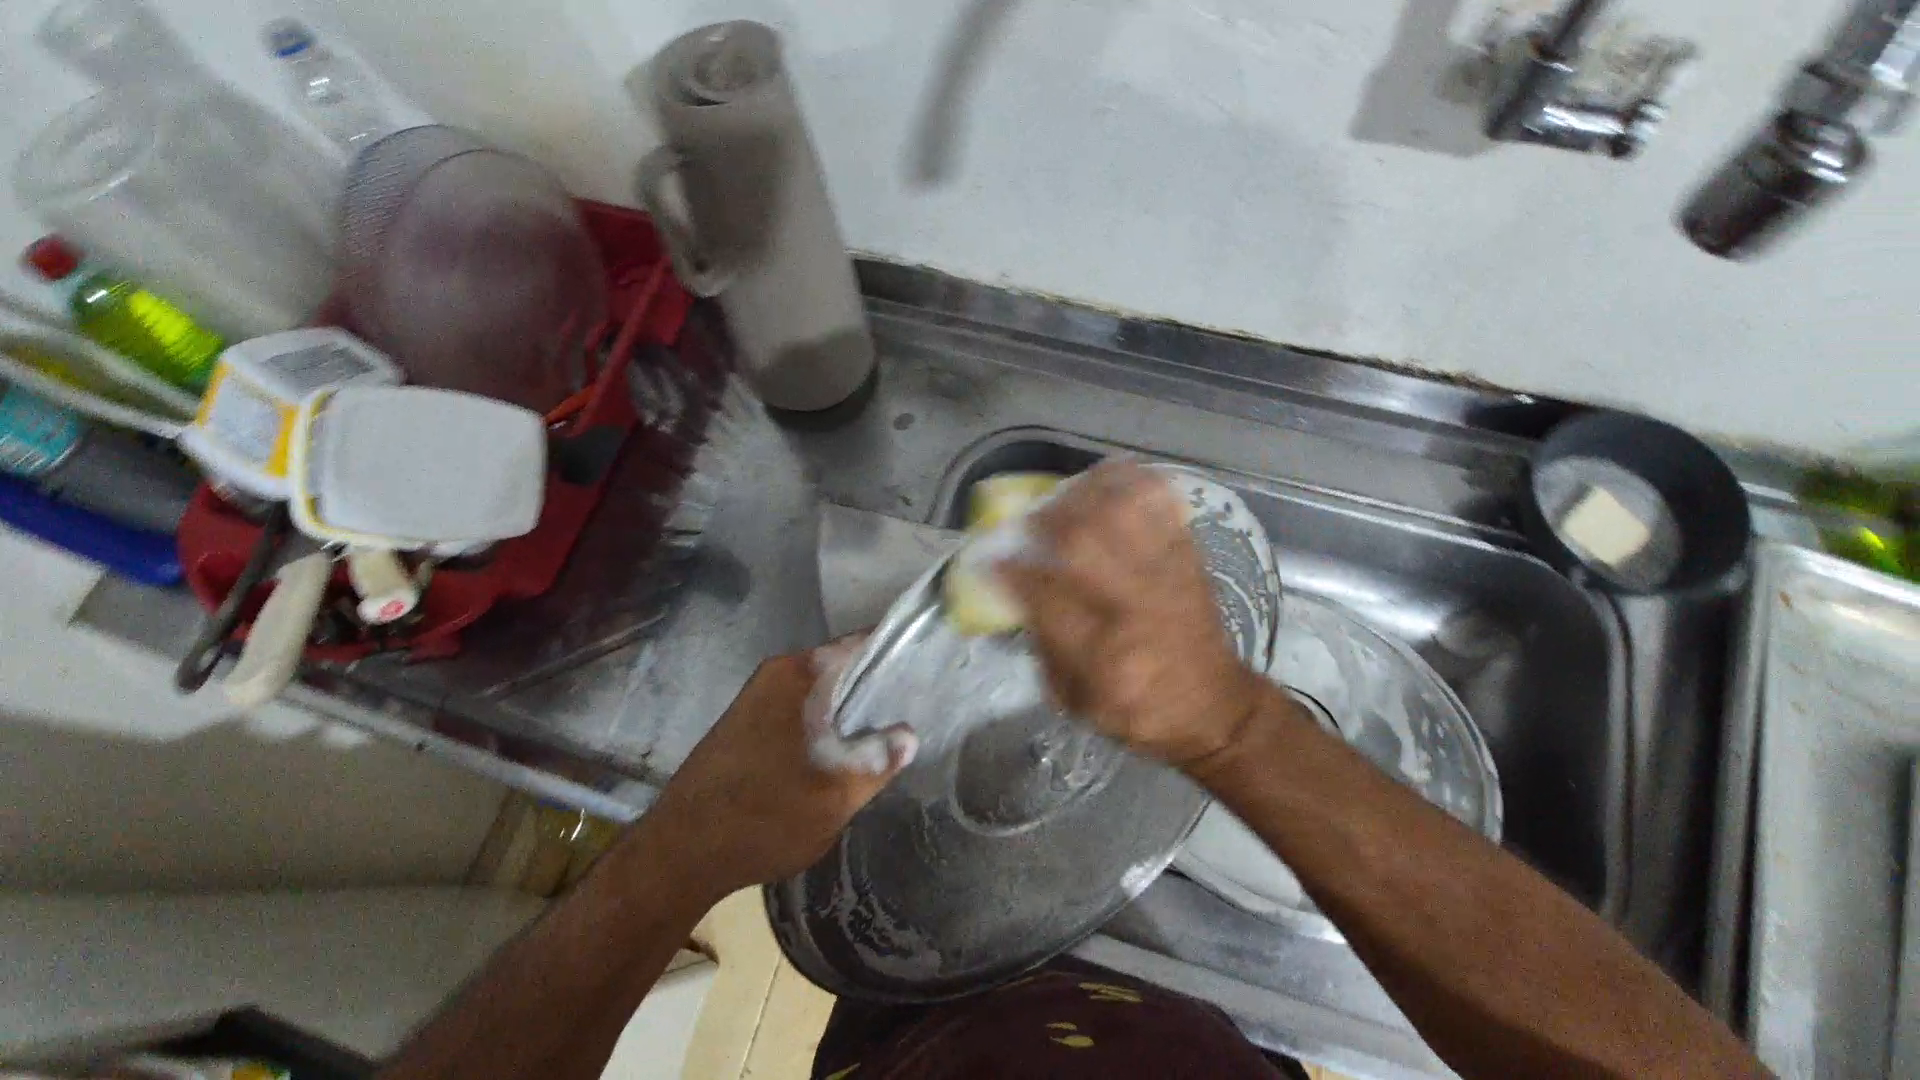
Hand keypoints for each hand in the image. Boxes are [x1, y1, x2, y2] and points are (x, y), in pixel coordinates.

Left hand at [638, 640, 914, 900]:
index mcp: (796, 675)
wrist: (680, 856)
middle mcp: (775, 676)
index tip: (932, 667)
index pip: (860, 645)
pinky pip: (804, 714)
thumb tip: (911, 735)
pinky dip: (829, 727)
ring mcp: (758, 702)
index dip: (896, 654)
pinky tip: (852, 753)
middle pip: (842, 669)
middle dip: (879, 687)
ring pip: (823, 696)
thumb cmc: (762, 818)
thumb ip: (877, 762)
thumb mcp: (834, 797)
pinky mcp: (749, 730)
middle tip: (923, 706)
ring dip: (854, 712)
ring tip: (898, 730)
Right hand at [1001, 463, 1263, 767]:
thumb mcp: (1076, 702)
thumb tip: (1017, 595)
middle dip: (1045, 522)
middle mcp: (1136, 610)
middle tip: (1028, 521)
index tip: (988, 557)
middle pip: (1083, 543)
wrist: (1215, 709)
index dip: (1009, 569)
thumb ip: (1044, 647)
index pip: (1045, 596)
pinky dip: (1134, 484)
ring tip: (1066, 497)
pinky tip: (1109, 480)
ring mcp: (1168, 579)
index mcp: (1102, 655)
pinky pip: (1163, 507)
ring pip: (1123, 514)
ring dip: (1086, 495)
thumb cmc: (1138, 713)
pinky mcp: (1190, 561)